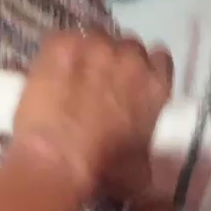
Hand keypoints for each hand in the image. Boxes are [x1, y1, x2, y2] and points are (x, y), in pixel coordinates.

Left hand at [11, 31, 172, 200]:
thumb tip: (142, 156)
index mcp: (155, 86)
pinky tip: (50, 73)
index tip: (129, 84)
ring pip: (95, 38)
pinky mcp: (61, 43)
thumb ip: (147, 149)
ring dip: (88, 54)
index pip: (160, 60)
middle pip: (127, 47)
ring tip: (71, 78)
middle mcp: (131, 58)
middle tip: (97, 85)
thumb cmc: (102, 171)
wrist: (56, 162)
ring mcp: (95, 45)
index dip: (144, 71)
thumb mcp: (140, 170)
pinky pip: (63, 39)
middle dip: (115, 62)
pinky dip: (59, 53)